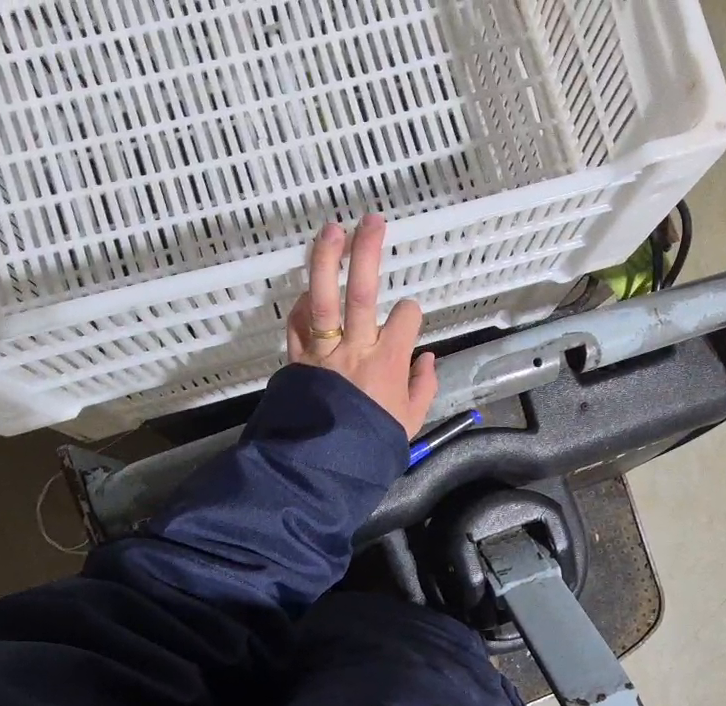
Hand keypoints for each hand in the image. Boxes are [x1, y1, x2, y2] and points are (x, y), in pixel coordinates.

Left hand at [286, 213, 437, 437]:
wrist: (323, 465)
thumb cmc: (372, 446)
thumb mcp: (410, 423)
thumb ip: (423, 388)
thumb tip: (428, 358)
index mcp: (388, 363)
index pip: (405, 318)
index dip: (409, 314)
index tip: (407, 319)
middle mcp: (356, 349)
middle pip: (362, 292)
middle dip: (368, 252)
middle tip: (372, 221)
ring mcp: (322, 352)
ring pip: (323, 298)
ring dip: (326, 259)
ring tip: (331, 230)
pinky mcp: (297, 359)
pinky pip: (297, 323)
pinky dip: (302, 305)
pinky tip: (309, 291)